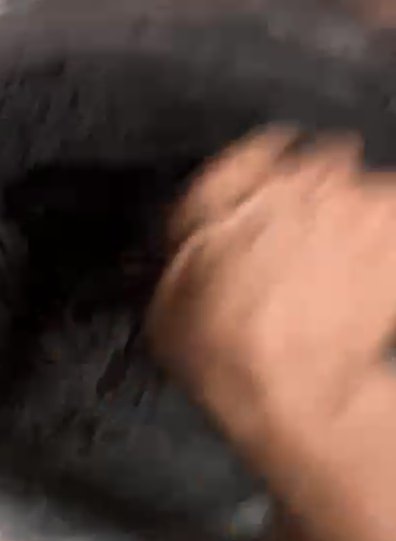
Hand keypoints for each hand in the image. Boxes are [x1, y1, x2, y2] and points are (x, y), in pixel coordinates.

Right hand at [150, 127, 395, 473]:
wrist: (290, 384)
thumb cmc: (215, 346)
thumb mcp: (166, 294)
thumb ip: (192, 245)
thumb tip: (210, 225)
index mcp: (224, 208)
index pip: (242, 156)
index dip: (246, 161)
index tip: (251, 165)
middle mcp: (293, 197)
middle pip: (308, 159)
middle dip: (298, 181)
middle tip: (284, 217)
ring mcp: (357, 215)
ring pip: (361, 183)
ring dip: (344, 202)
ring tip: (325, 241)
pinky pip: (393, 213)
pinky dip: (380, 226)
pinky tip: (359, 256)